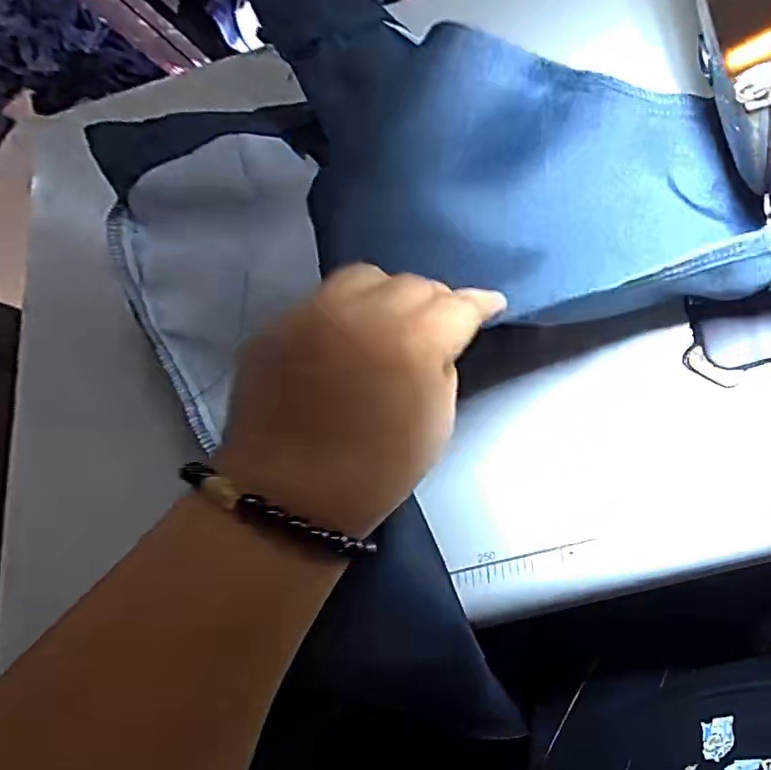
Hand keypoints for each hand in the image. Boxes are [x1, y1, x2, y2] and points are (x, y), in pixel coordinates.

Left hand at [213, 265, 505, 536]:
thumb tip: (440, 344)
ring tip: (396, 319)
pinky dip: (351, 309)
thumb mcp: (439, 419)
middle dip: (439, 301)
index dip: (482, 303)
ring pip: (367, 277)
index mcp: (413, 342)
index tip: (493, 305)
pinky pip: (325, 298)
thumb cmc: (383, 467)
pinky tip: (353, 338)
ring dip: (392, 293)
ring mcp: (313, 313)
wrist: (295, 491)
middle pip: (415, 284)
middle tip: (445, 324)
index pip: (459, 304)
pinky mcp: (278, 324)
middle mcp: (363, 313)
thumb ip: (444, 367)